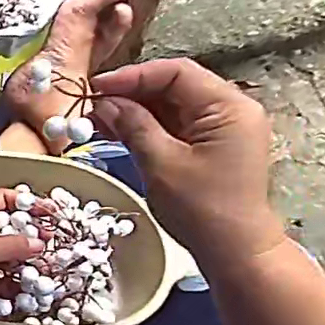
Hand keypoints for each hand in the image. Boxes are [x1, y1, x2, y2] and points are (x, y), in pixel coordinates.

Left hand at [0, 189, 45, 316]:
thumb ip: (12, 245)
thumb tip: (38, 242)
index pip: (4, 200)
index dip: (26, 202)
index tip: (47, 210)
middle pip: (11, 231)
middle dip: (31, 237)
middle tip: (50, 242)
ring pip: (9, 258)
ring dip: (26, 264)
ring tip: (45, 268)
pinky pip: (2, 281)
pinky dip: (15, 286)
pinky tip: (27, 289)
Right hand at [91, 58, 285, 268]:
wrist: (234, 252)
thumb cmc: (202, 210)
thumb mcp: (161, 164)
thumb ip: (134, 127)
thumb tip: (106, 103)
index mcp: (228, 107)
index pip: (176, 73)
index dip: (133, 76)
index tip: (96, 87)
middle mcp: (230, 110)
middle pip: (173, 87)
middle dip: (130, 94)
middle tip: (91, 106)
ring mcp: (221, 129)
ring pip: (170, 107)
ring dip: (134, 111)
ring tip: (96, 121)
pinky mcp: (210, 147)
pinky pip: (174, 126)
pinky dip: (145, 127)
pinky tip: (116, 132)